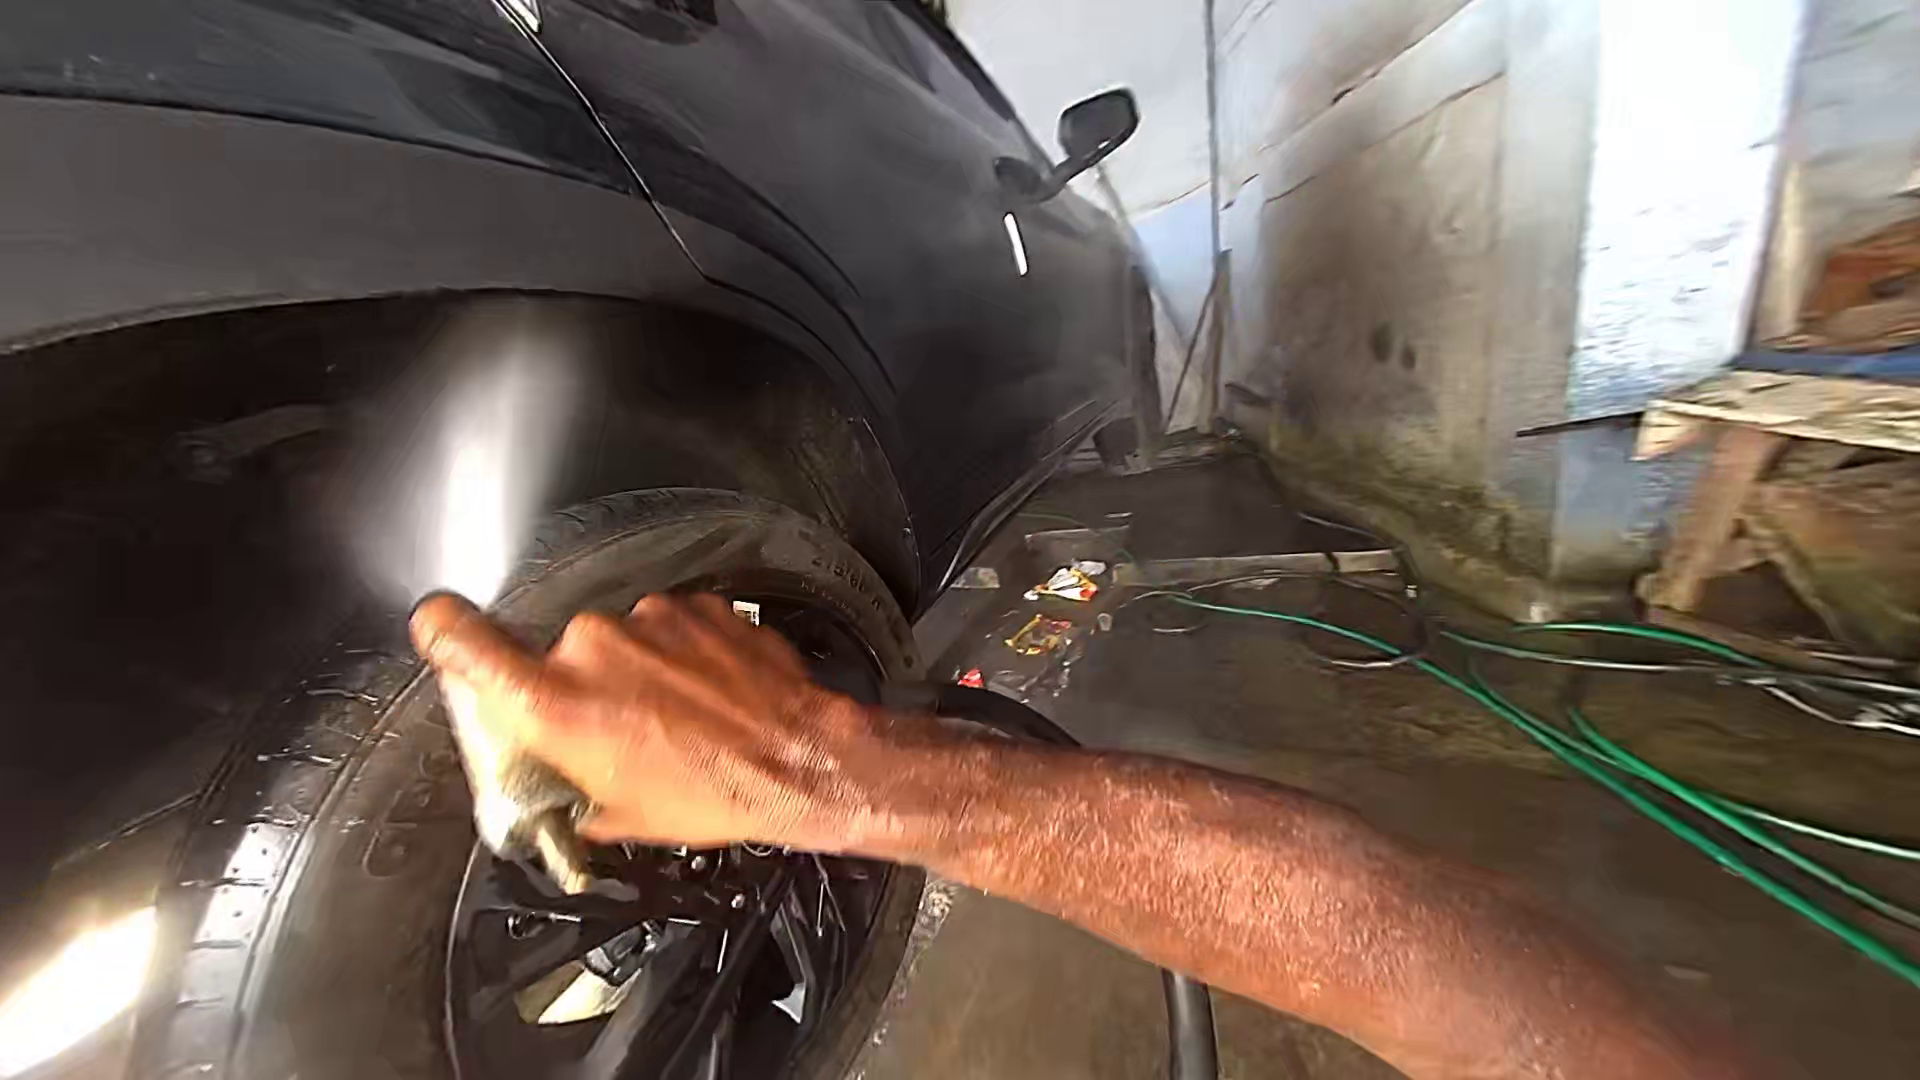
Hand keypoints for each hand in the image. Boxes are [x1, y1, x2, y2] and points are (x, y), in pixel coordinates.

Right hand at [409, 591, 921, 851]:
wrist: (793, 754)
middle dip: (588, 679)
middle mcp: (595, 645)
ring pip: (626, 635)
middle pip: (564, 650)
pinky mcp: (700, 603)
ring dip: (643, 662)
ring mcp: (652, 616)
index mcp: (553, 701)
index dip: (445, 630)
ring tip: (683, 704)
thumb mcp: (613, 811)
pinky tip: (711, 682)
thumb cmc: (707, 793)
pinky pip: (672, 622)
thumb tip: (548, 766)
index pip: (460, 640)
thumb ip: (559, 776)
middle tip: (628, 715)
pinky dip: (683, 646)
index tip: (444, 625)